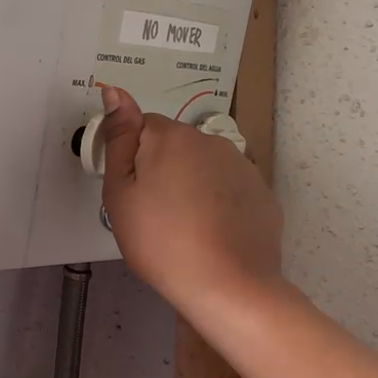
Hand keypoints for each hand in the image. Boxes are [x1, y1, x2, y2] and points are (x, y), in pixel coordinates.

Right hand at [97, 85, 283, 317]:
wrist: (228, 286)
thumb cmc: (160, 240)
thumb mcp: (121, 193)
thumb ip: (119, 139)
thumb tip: (114, 91)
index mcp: (171, 137)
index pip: (142, 127)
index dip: (131, 159)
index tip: (131, 192)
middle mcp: (211, 142)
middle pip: (174, 146)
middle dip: (161, 170)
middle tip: (151, 214)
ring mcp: (242, 167)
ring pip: (202, 168)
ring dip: (190, 186)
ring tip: (182, 228)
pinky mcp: (262, 195)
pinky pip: (228, 190)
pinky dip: (216, 205)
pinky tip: (210, 235)